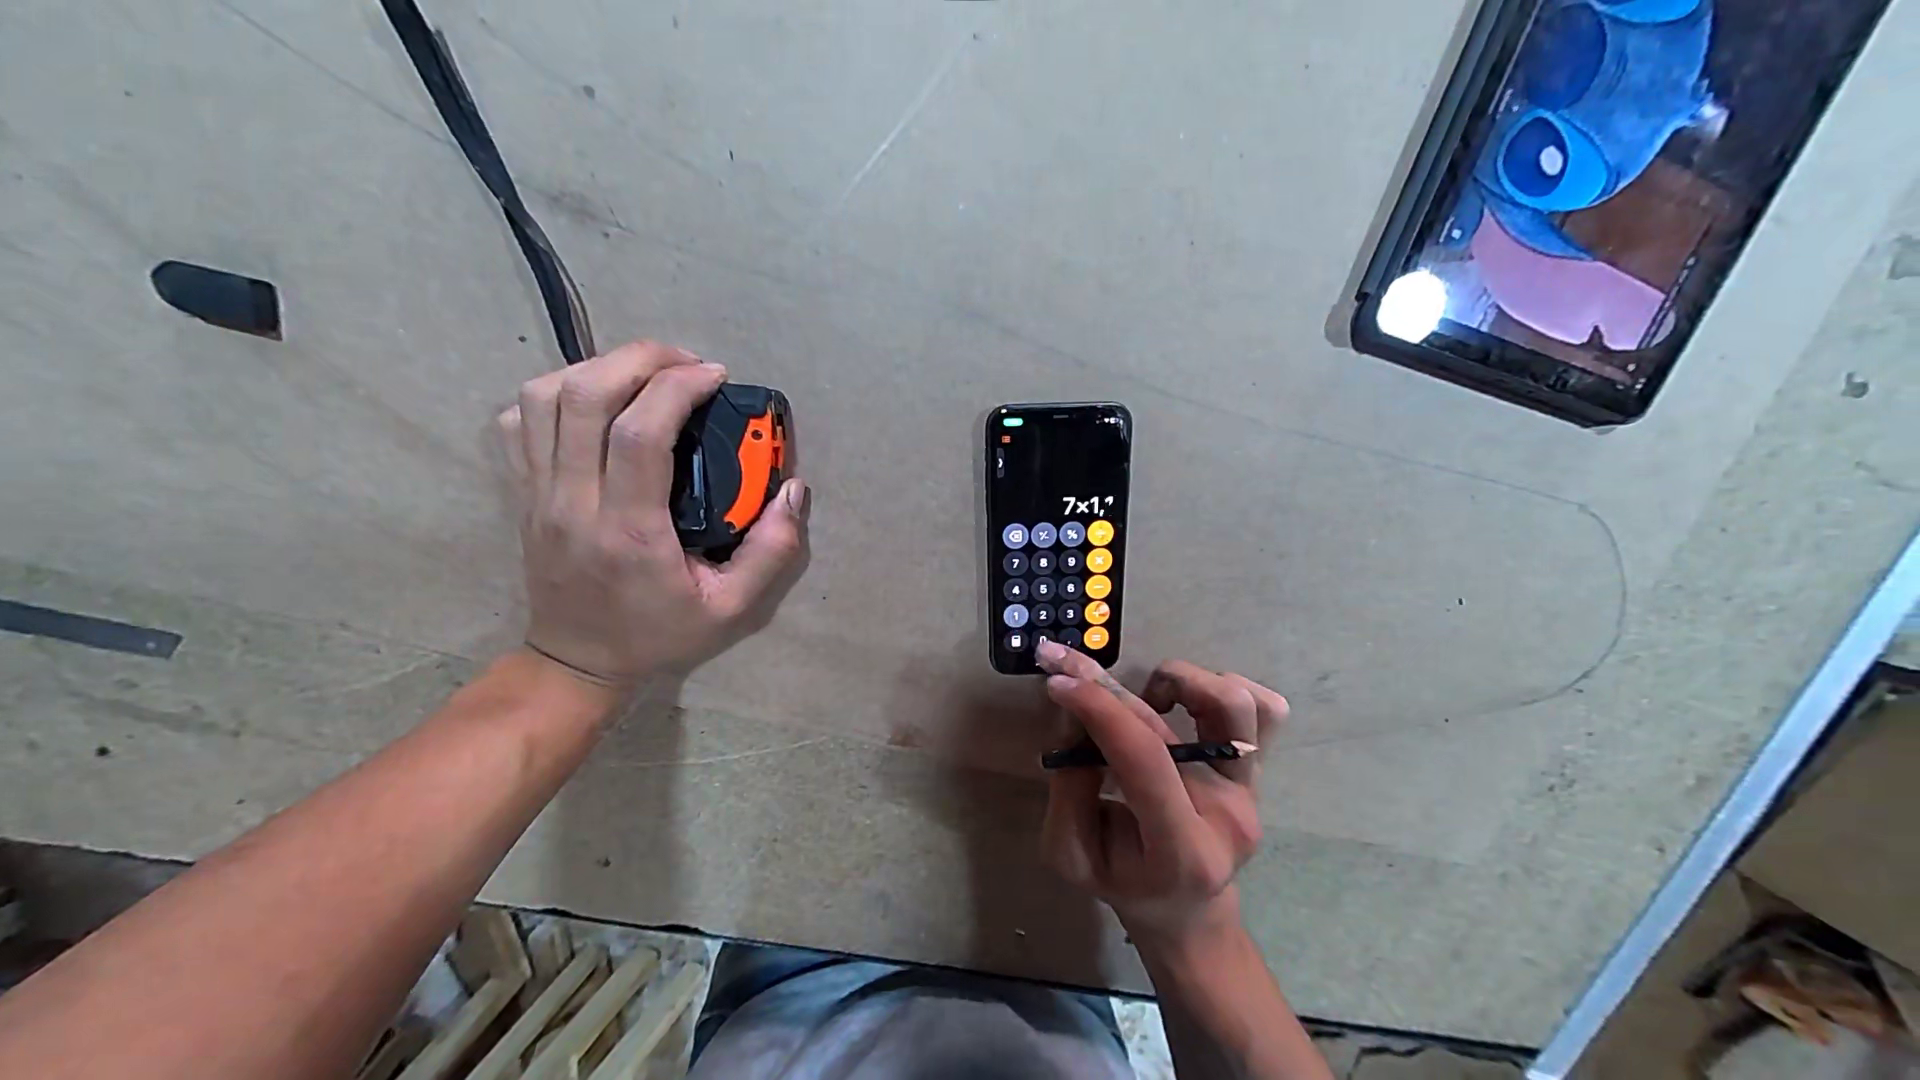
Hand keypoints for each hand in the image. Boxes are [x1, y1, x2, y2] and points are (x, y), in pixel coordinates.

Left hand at [497, 342, 809, 684]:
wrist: (576, 661)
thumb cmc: (657, 634)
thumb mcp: (732, 608)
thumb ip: (772, 551)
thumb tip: (794, 491)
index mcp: (629, 529)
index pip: (640, 431)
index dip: (679, 387)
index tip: (715, 377)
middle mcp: (573, 501)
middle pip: (587, 395)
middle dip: (641, 359)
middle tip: (686, 365)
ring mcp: (537, 493)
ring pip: (544, 395)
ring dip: (598, 367)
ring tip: (645, 376)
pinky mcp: (521, 491)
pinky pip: (519, 418)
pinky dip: (556, 391)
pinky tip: (596, 401)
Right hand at [1036, 640, 1286, 946]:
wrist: (1188, 908)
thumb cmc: (1125, 883)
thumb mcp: (1071, 852)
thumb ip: (1069, 786)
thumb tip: (1077, 716)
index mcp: (1181, 849)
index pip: (1144, 758)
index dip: (1099, 709)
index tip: (1057, 682)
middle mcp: (1228, 814)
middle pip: (1169, 726)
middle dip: (1106, 686)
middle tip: (1062, 662)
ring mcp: (1251, 789)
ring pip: (1234, 704)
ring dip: (1178, 682)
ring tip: (1145, 699)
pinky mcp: (1260, 769)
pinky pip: (1266, 709)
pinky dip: (1223, 688)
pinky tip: (1184, 702)